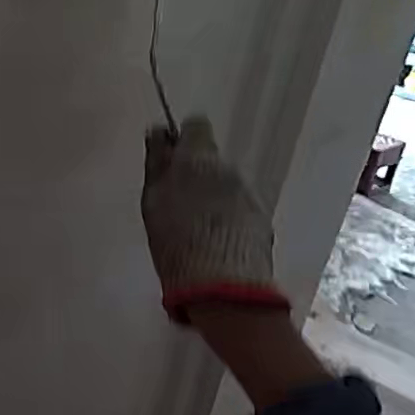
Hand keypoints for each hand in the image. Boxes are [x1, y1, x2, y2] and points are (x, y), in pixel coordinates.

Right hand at [141, 116, 288, 322]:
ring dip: (212, 196)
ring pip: (225, 183)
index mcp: (197, 160)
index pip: (196, 126)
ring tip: (197, 229)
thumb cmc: (175, 245)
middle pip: (210, 159)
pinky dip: (227, 216)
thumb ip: (157, 164)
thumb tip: (158, 134)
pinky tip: (216, 241)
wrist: (222, 288)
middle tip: (178, 203)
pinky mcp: (261, 217)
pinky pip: (238, 206)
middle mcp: (228, 169)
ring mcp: (248, 193)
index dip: (182, 140)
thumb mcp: (153, 203)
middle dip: (195, 173)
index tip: (169, 159)